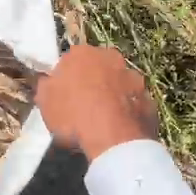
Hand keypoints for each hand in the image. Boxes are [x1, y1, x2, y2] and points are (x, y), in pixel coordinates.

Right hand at [36, 45, 159, 161]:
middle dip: (93, 81)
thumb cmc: (73, 115)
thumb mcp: (44, 100)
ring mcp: (134, 78)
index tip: (64, 94)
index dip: (67, 77)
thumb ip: (47, 85)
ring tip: (104, 120)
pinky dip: (128, 112)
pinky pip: (134, 103)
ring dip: (113, 95)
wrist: (114, 142)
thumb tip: (50, 81)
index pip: (72, 59)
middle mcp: (111, 58)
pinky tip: (120, 129)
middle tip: (84, 104)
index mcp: (82, 53)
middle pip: (98, 67)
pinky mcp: (151, 100)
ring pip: (119, 83)